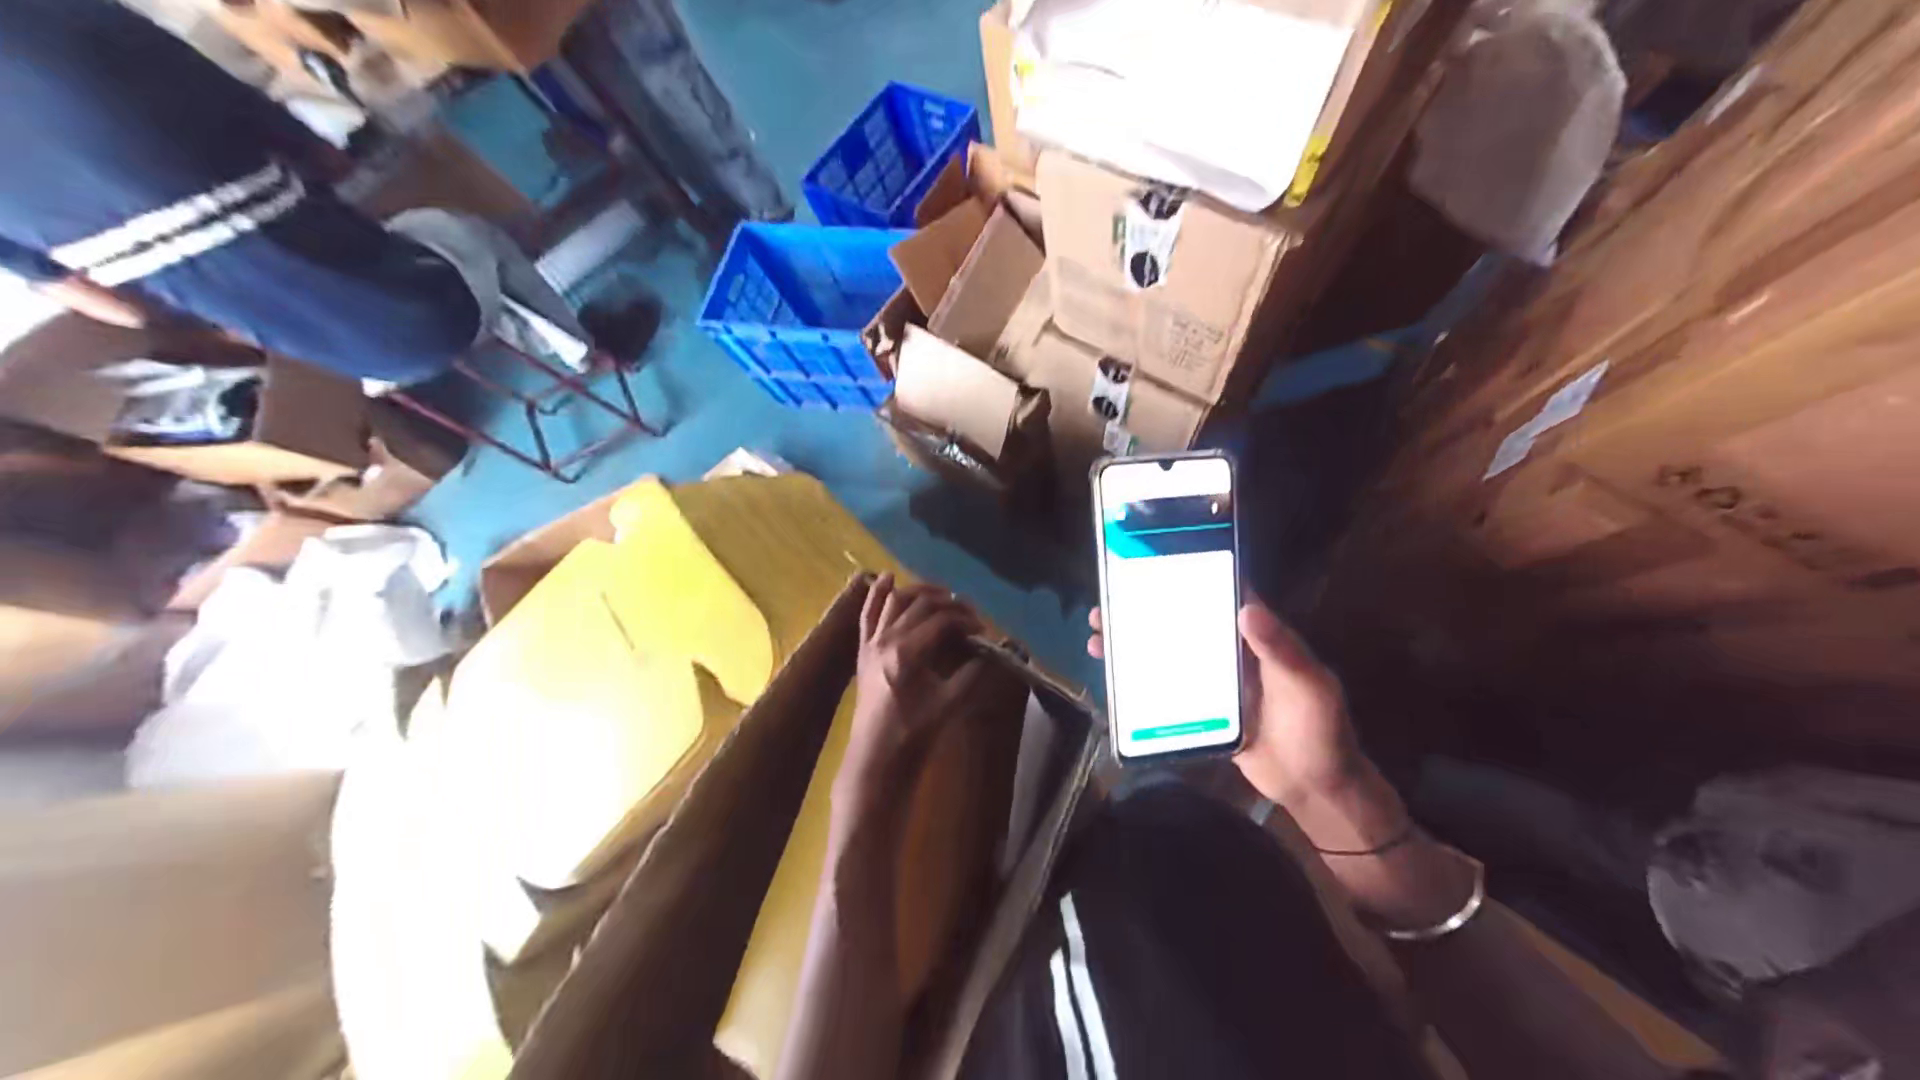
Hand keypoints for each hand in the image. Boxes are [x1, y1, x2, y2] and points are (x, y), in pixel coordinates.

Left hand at [836, 574, 986, 829]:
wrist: (875, 756)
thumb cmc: (912, 733)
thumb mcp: (948, 704)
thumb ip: (971, 674)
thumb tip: (991, 652)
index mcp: (906, 653)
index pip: (941, 621)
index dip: (966, 619)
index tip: (982, 628)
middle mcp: (886, 640)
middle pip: (921, 605)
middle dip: (949, 604)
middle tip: (970, 614)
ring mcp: (871, 642)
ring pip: (895, 601)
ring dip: (919, 592)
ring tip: (942, 595)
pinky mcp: (863, 649)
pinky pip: (867, 613)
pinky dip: (877, 594)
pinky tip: (887, 577)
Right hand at [1088, 598, 1362, 807]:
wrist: (1316, 789)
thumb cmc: (1320, 730)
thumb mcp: (1308, 685)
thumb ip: (1280, 649)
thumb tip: (1247, 607)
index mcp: (1257, 638)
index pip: (1222, 595)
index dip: (1192, 574)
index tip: (1153, 561)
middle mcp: (1230, 653)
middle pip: (1184, 623)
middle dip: (1147, 609)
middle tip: (1109, 600)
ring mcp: (1214, 683)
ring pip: (1169, 654)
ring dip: (1136, 644)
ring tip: (1099, 636)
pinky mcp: (1201, 712)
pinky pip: (1167, 690)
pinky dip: (1141, 682)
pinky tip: (1113, 680)